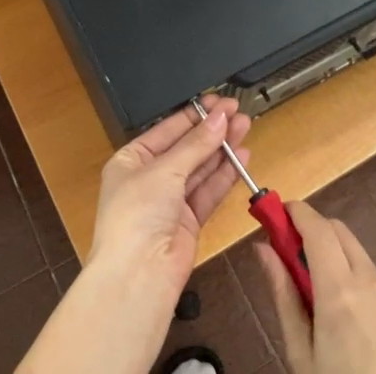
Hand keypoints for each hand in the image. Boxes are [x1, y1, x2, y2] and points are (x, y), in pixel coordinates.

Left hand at [86, 94, 250, 288]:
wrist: (138, 273)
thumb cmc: (137, 213)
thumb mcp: (164, 170)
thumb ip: (196, 144)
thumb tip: (220, 117)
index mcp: (131, 160)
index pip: (166, 130)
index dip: (193, 116)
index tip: (217, 101)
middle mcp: (149, 178)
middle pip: (186, 148)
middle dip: (212, 130)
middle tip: (237, 110)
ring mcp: (169, 200)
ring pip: (200, 168)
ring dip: (222, 148)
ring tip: (245, 126)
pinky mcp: (188, 221)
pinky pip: (208, 191)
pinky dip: (225, 174)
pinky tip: (241, 155)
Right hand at [254, 202, 375, 373]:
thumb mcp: (301, 353)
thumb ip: (283, 295)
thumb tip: (263, 249)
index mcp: (341, 291)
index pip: (317, 228)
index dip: (295, 212)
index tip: (275, 212)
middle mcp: (371, 281)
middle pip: (338, 231)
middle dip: (312, 230)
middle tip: (289, 254)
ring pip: (356, 252)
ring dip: (333, 254)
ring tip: (316, 293)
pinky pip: (373, 275)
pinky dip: (354, 275)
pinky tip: (346, 313)